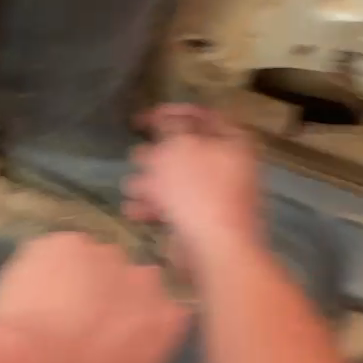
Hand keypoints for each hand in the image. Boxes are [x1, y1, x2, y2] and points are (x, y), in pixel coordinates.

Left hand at [0, 232, 189, 362]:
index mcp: (165, 318)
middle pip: (129, 275)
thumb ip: (139, 349)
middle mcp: (142, 279)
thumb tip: (128, 339)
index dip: (135, 314)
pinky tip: (31, 289)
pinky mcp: (65, 242)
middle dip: (109, 289)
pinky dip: (45, 264)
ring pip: (92, 257)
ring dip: (77, 273)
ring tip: (49, 303)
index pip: (162, 305)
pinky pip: (57, 248)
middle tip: (80, 316)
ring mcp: (104, 254)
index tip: (115, 328)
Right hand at [123, 104, 265, 261]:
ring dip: (151, 181)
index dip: (170, 111)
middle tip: (136, 154)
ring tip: (130, 187)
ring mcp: (220, 197)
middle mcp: (230, 166)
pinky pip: (177, 206)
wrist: (215, 251)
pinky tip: (134, 210)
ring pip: (179, 180)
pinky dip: (156, 206)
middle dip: (156, 153)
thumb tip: (165, 120)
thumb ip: (168, 127)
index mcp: (232, 141)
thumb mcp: (177, 146)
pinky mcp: (206, 223)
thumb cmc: (197, 190)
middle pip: (188, 149)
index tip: (141, 119)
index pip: (201, 114)